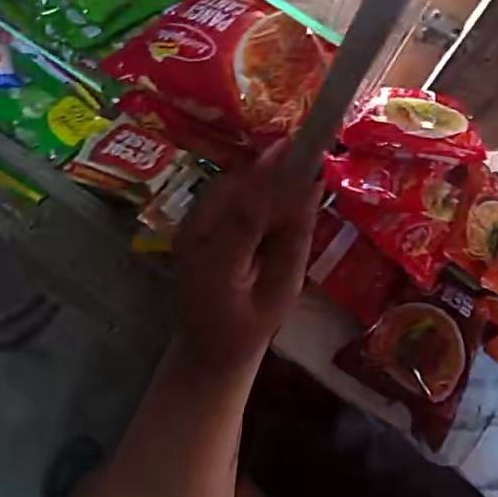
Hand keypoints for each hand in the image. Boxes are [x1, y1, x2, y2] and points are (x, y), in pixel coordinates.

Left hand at [171, 142, 324, 373]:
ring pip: (224, 185)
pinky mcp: (188, 223)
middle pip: (231, 188)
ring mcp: (185, 229)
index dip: (272, 178)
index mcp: (218, 266)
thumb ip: (296, 238)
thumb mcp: (283, 290)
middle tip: (302, 152)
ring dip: (257, 176)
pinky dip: (246, 186)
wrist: (207, 347)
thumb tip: (312, 186)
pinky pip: (219, 193)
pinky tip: (267, 191)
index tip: (299, 149)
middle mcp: (193, 239)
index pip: (246, 212)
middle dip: (266, 169)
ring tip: (290, 167)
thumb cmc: (250, 327)